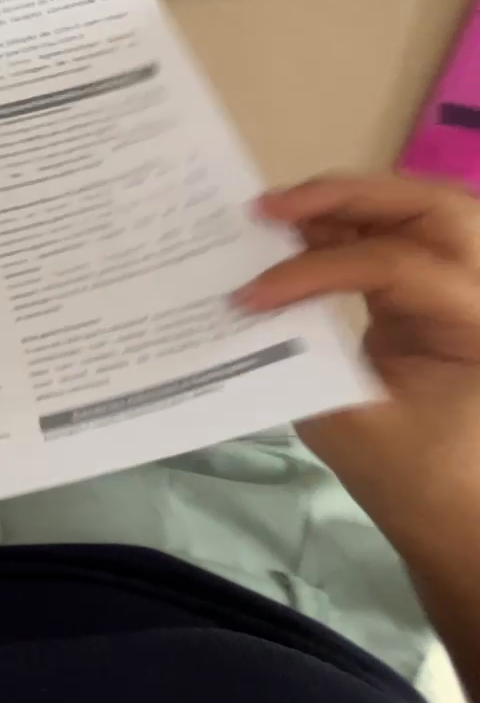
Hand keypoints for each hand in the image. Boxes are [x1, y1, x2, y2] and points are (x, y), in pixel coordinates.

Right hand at [235, 174, 479, 544]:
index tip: (246, 298)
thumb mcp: (344, 414)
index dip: (313, 271)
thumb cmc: (408, 471)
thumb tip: (245, 300)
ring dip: (347, 203)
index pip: (397, 266)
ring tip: (275, 212)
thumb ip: (301, 349)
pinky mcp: (442, 298)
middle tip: (265, 206)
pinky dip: (346, 226)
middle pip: (438, 210)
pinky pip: (400, 240)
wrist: (461, 505)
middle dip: (348, 196)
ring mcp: (472, 293)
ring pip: (425, 213)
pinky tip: (295, 233)